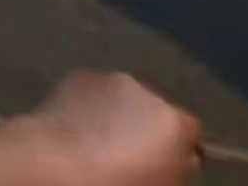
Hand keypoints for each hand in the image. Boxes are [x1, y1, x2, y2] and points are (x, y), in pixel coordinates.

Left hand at [19, 73, 202, 185]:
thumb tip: (179, 160)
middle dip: (149, 131)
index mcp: (172, 123)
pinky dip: (94, 110)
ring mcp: (110, 78)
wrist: (54, 168)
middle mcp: (145, 90)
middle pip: (157, 110)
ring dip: (120, 117)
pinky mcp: (79, 76)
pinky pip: (96, 95)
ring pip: (124, 99)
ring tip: (99, 148)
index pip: (193, 132)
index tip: (167, 171)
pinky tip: (78, 133)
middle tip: (131, 162)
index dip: (183, 151)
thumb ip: (174, 172)